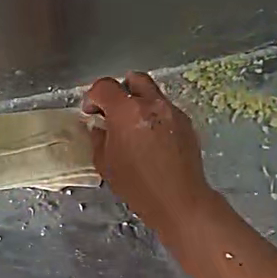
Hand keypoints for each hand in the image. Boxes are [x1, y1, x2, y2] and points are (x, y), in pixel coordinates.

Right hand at [83, 71, 217, 236]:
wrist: (179, 199)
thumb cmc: (136, 183)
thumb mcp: (104, 162)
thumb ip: (98, 138)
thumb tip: (99, 127)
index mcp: (126, 111)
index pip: (104, 86)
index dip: (92, 96)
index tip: (90, 112)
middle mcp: (152, 104)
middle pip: (135, 79)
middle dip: (120, 90)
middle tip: (112, 109)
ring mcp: (172, 113)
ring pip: (152, 94)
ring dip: (138, 103)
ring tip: (131, 126)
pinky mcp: (186, 124)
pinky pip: (165, 110)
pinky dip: (153, 116)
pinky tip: (149, 138)